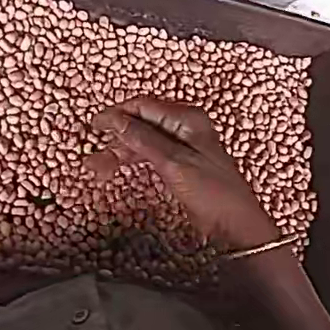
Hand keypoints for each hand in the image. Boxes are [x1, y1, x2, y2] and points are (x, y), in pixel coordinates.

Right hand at [88, 97, 279, 251]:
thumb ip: (144, 139)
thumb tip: (116, 119)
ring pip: (142, 140)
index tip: (94, 125)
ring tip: (97, 168)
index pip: (143, 106)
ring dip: (120, 152)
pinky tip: (116, 168)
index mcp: (187, 119)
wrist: (235, 224)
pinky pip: (150, 154)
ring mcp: (182, 145)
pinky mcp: (179, 163)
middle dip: (116, 137)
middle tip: (94, 157)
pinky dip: (133, 160)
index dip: (116, 114)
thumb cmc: (213, 194)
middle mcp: (185, 127)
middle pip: (141, 123)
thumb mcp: (175, 164)